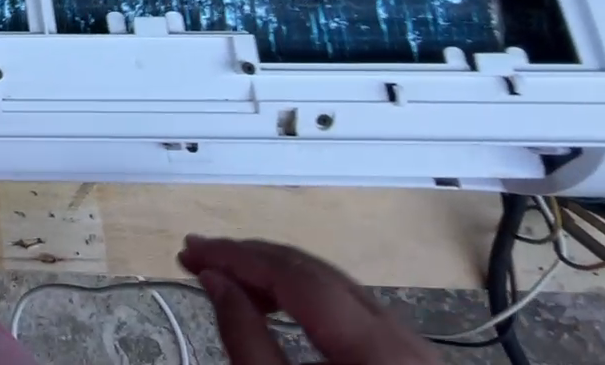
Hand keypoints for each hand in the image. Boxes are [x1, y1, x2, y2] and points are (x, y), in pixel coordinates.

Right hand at [179, 236, 440, 363]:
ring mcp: (415, 353)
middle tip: (197, 256)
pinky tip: (267, 301)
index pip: (297, 278)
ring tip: (224, 275)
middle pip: (317, 274)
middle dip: (251, 258)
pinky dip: (299, 296)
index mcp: (380, 354)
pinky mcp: (408, 363)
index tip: (189, 251)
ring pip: (332, 286)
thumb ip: (243, 336)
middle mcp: (407, 343)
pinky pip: (347, 308)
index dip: (237, 256)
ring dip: (271, 273)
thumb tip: (212, 278)